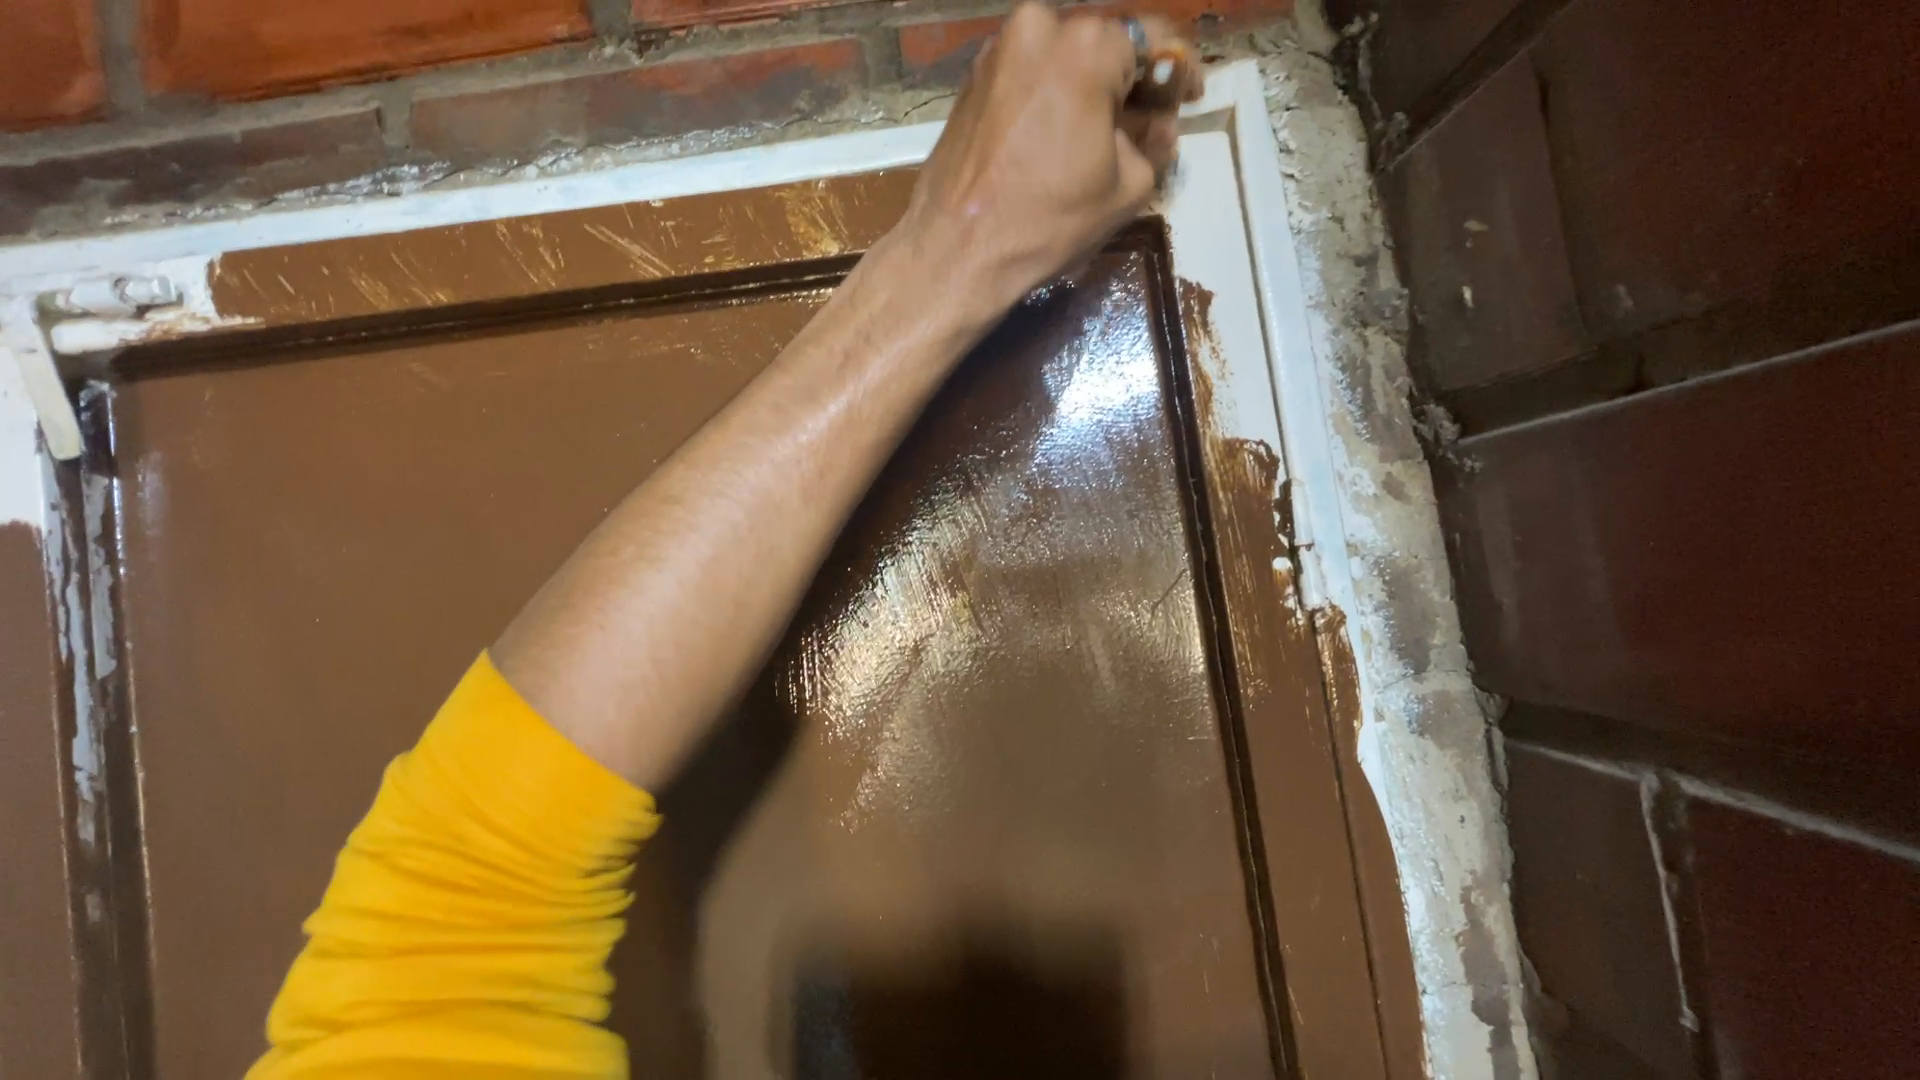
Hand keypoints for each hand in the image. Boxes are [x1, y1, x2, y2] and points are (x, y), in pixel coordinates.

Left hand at [890, 3, 1203, 314]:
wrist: (956, 251)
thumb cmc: (1046, 222)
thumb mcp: (1128, 189)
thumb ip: (1156, 143)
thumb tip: (1159, 126)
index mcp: (1086, 43)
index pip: (1155, 41)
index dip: (1178, 73)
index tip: (1189, 97)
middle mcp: (1039, 26)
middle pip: (1104, 45)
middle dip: (1129, 81)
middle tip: (1146, 123)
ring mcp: (997, 49)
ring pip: (1062, 59)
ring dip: (1088, 89)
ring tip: (1102, 136)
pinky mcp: (971, 79)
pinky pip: (1028, 75)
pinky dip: (1051, 97)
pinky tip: (1060, 136)